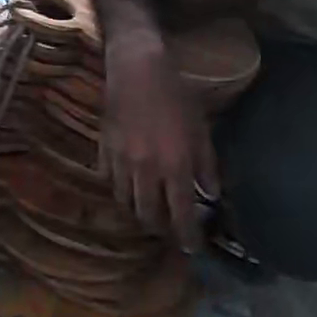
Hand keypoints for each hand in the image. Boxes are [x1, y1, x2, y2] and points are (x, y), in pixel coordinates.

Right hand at [103, 38, 216, 251]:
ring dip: (137, 211)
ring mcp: (121, 161)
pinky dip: (119, 188)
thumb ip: (207, 164)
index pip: (182, 214)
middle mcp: (147, 170)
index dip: (187, 235)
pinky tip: (127, 185)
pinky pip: (108, 180)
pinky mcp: (104, 150)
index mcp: (175, 166)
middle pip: (148, 215)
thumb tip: (212, 193)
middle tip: (168, 229)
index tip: (192, 247)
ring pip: (125, 201)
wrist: (137, 69)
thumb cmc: (176, 95)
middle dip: (160, 228)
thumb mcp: (201, 128)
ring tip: (148, 209)